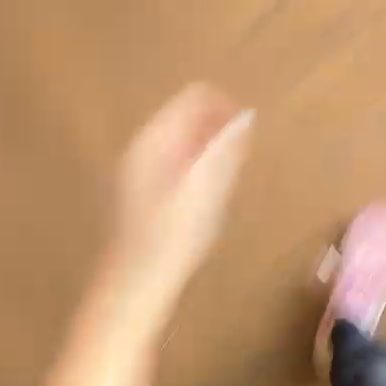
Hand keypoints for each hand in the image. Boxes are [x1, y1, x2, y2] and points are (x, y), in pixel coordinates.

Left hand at [111, 84, 254, 295]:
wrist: (135, 287)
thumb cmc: (173, 239)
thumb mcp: (207, 191)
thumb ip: (226, 150)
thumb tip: (247, 117)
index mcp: (154, 139)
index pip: (196, 97)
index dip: (228, 111)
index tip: (250, 139)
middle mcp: (140, 150)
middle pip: (186, 122)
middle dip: (217, 138)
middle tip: (238, 170)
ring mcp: (134, 176)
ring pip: (180, 149)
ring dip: (206, 162)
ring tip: (222, 195)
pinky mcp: (136, 202)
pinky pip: (172, 174)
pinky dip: (192, 182)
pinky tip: (200, 215)